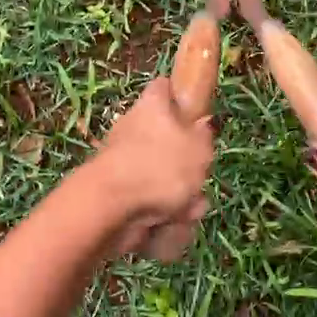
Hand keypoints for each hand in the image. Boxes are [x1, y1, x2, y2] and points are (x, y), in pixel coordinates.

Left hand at [85, 78, 214, 242]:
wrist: (111, 207)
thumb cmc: (159, 166)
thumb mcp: (199, 148)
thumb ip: (205, 135)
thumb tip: (202, 125)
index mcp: (152, 105)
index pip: (166, 87)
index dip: (182, 99)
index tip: (196, 117)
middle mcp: (136, 129)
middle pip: (172, 146)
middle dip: (189, 173)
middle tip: (196, 185)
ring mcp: (127, 163)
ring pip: (166, 182)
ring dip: (180, 204)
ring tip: (182, 214)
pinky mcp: (121, 196)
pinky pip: (153, 208)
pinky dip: (162, 223)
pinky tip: (165, 228)